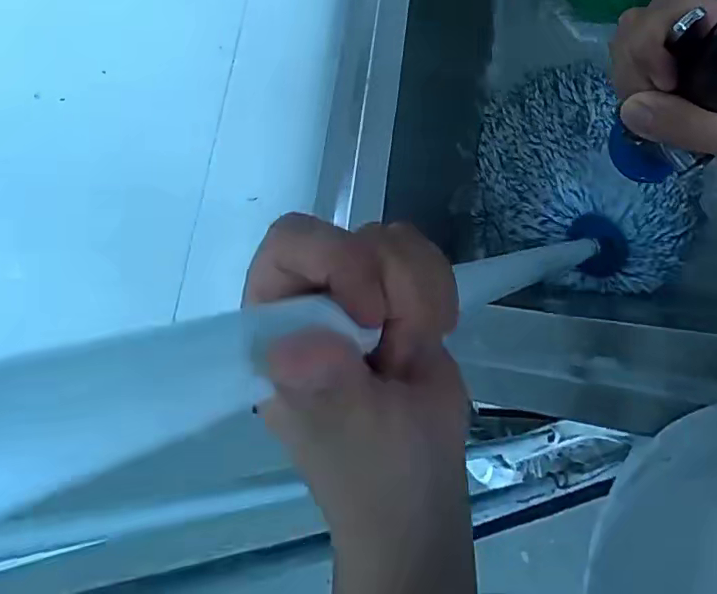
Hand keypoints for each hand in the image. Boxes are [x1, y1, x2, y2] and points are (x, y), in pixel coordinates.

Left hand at [244, 214, 473, 593]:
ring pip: (399, 241)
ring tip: (410, 353)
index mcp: (275, 324)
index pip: (290, 243)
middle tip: (396, 354)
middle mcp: (312, 296)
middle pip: (359, 237)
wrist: (423, 480)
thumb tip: (292, 348)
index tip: (372, 319)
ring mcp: (358, 289)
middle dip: (397, 294)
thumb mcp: (349, 434)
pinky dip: (440, 292)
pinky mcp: (398, 289)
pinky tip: (432, 336)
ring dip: (422, 298)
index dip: (338, 261)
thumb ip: (325, 390)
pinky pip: (427, 254)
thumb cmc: (374, 467)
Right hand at [609, 0, 716, 193]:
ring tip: (653, 117)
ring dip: (631, 79)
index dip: (652, 36)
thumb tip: (630, 108)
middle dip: (634, 61)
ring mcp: (691, 57)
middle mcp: (704, 34)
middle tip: (653, 106)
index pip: (670, 3)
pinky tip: (651, 118)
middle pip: (643, 22)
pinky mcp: (685, 81)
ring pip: (636, 46)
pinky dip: (636, 92)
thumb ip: (686, 123)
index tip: (665, 83)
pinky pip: (643, 73)